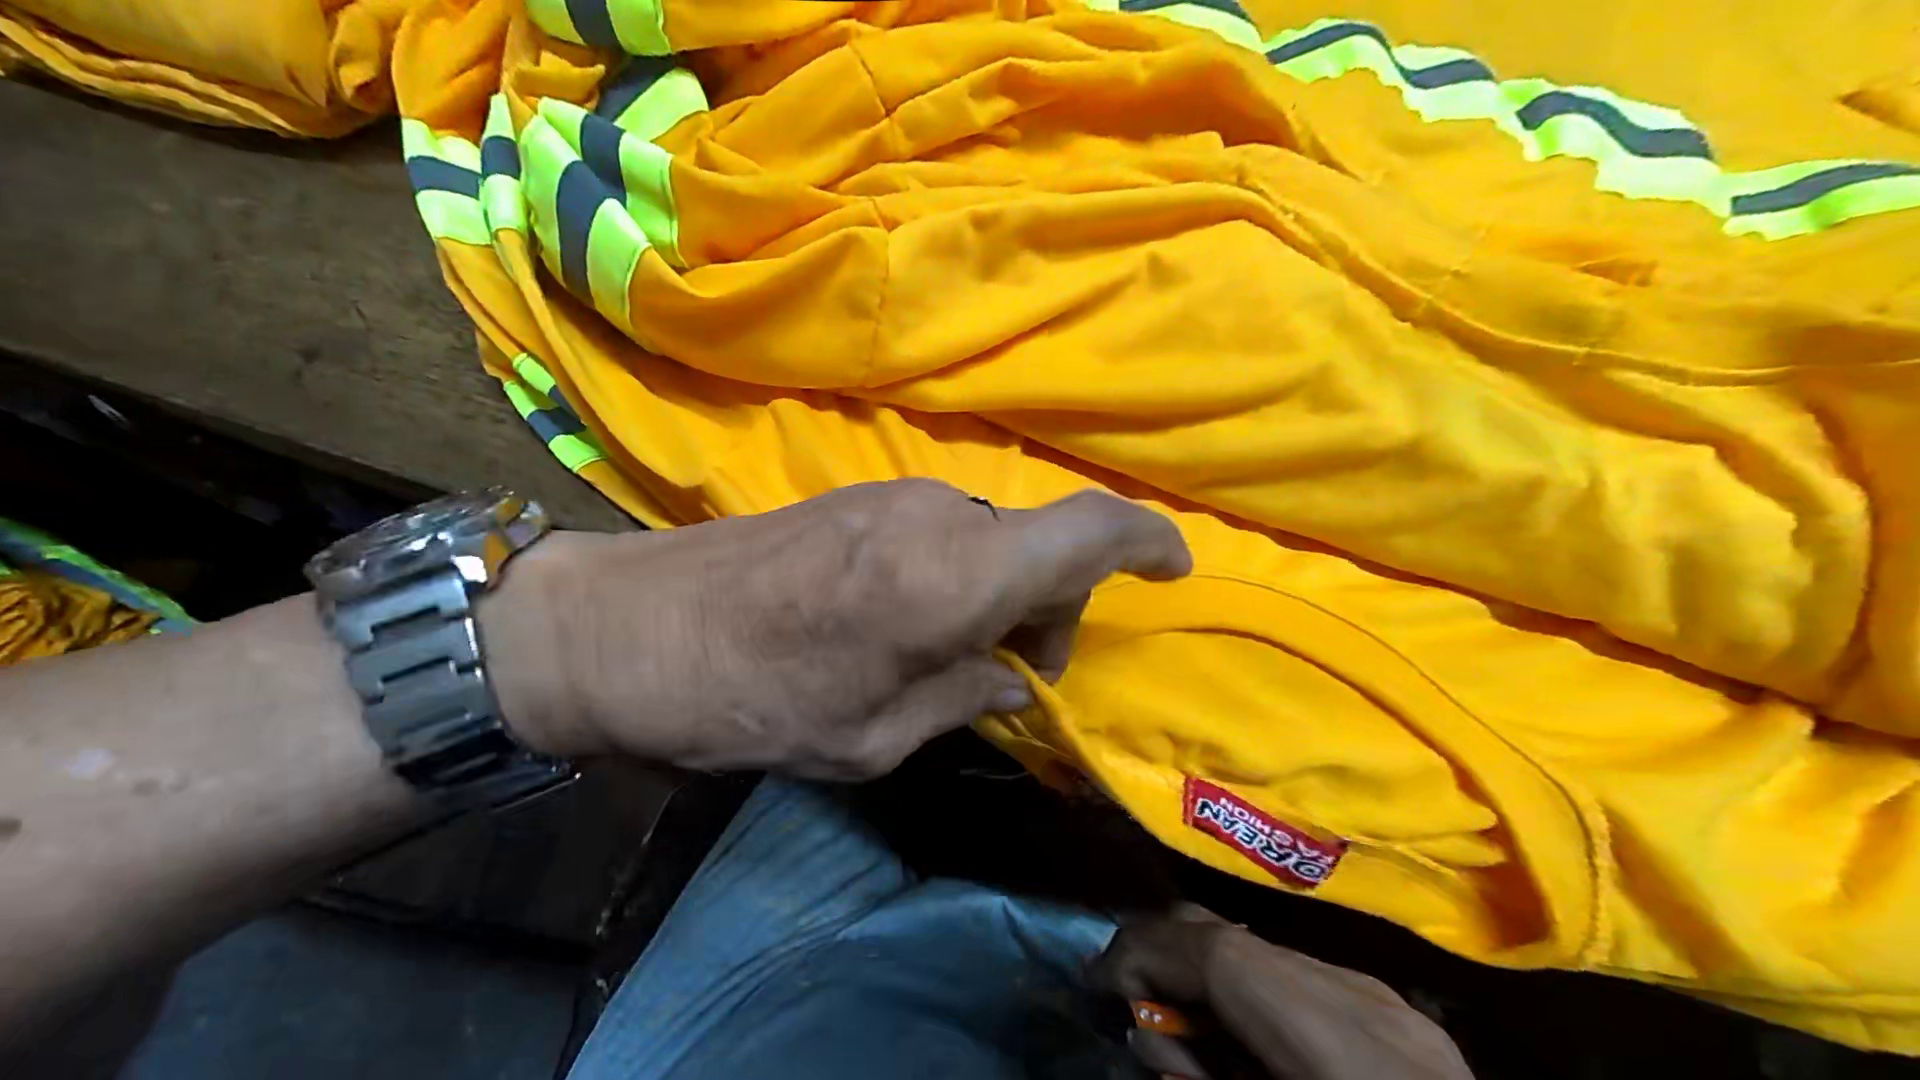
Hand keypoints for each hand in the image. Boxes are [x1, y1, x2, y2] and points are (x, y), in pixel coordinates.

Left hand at [479, 479, 1190, 777]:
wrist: (629, 627)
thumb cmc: (752, 701)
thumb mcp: (873, 738)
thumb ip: (964, 697)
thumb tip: (1015, 677)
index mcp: (954, 577)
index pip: (1087, 531)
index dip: (1144, 543)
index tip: (1173, 570)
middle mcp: (940, 517)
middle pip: (1042, 544)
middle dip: (1055, 605)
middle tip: (1022, 671)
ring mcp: (895, 496)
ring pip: (993, 537)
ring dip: (1003, 591)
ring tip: (958, 653)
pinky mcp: (859, 495)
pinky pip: (946, 530)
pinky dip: (962, 572)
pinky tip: (913, 618)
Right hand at [1090, 909, 1473, 1079]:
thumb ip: (1198, 1077)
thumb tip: (1144, 1030)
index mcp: (1330, 1036)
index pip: (1213, 950)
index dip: (1141, 953)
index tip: (1095, 981)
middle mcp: (1357, 995)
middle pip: (1230, 933)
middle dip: (1160, 949)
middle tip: (1120, 987)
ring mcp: (1381, 999)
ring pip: (1259, 950)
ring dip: (1202, 970)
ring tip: (1176, 1014)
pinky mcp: (1397, 1015)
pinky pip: (1298, 978)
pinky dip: (1249, 990)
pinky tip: (1242, 1032)